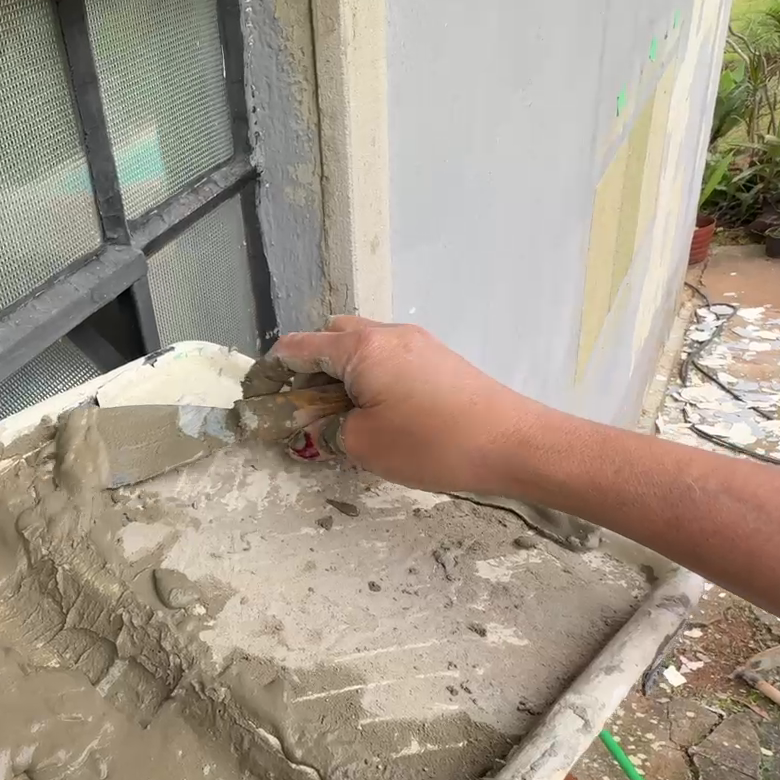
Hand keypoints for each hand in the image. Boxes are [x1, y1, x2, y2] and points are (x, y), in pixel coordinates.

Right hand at [265, 317, 545, 495]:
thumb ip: (321, 430)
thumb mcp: (360, 444)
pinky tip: (375, 410)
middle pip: (327, 336)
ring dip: (338, 372)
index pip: (296, 347)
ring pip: (358, 345)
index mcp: (360, 348)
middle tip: (303, 408)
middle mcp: (385, 333)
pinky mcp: (436, 358)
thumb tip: (306, 426)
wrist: (519, 445)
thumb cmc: (431, 443)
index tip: (260, 402)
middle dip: (306, 368)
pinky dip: (366, 376)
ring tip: (339, 413)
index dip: (270, 372)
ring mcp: (416, 342)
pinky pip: (384, 356)